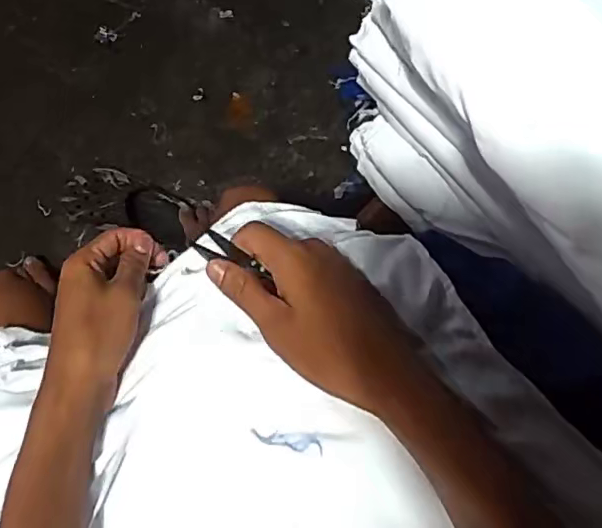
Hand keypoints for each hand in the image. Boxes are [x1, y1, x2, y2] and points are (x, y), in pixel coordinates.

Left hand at [46, 227, 165, 389]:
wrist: (78, 385)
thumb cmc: (98, 335)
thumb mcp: (125, 292)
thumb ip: (135, 262)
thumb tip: (142, 242)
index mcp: (81, 263)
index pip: (114, 236)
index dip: (139, 239)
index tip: (159, 253)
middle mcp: (78, 276)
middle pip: (114, 252)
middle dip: (139, 256)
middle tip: (160, 267)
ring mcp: (82, 297)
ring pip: (114, 274)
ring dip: (135, 276)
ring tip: (152, 286)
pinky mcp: (89, 316)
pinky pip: (111, 293)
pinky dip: (127, 293)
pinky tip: (139, 302)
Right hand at [205, 223, 422, 413]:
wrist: (387, 372)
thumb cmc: (325, 352)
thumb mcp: (275, 325)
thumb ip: (242, 289)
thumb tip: (214, 263)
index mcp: (294, 255)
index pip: (252, 230)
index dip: (235, 250)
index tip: (233, 280)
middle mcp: (317, 246)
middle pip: (274, 242)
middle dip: (259, 268)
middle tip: (261, 308)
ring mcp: (337, 258)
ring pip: (295, 255)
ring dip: (282, 277)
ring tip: (287, 318)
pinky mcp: (351, 274)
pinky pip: (316, 265)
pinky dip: (304, 282)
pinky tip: (311, 316)